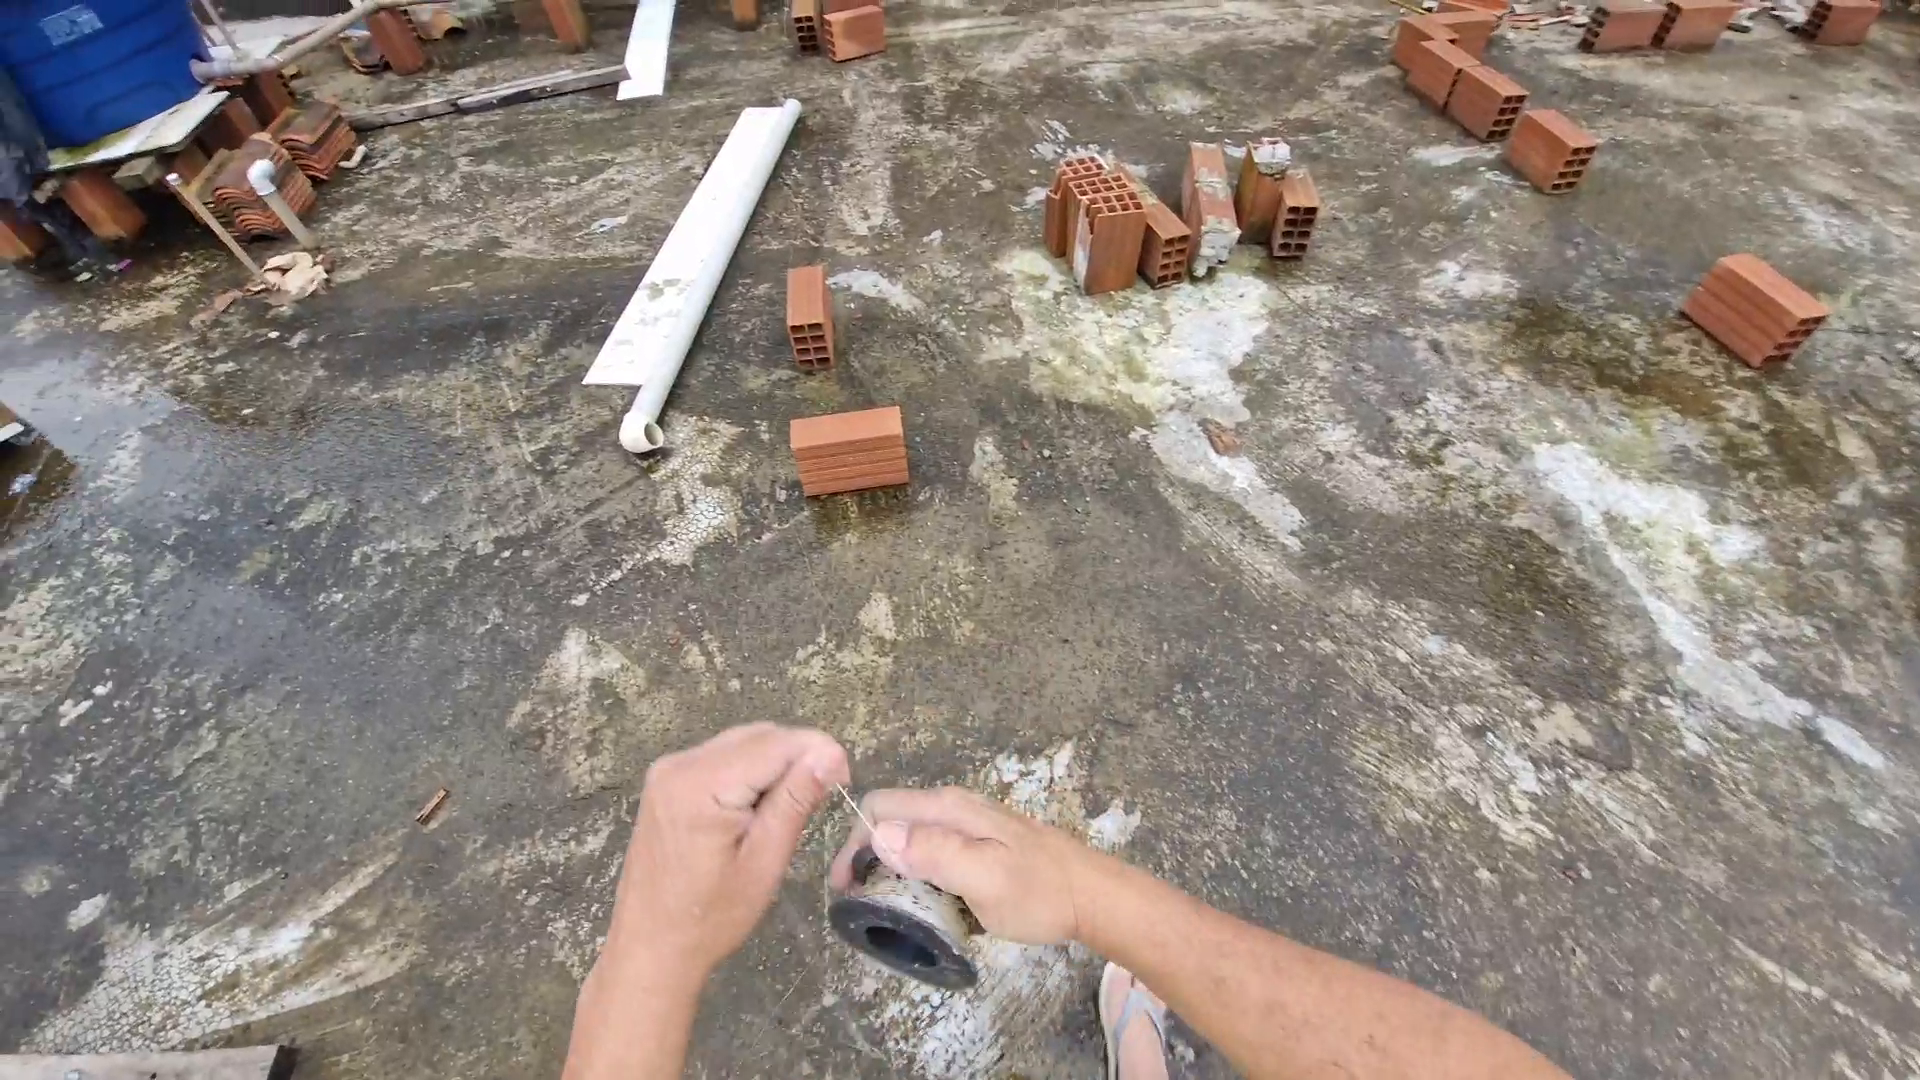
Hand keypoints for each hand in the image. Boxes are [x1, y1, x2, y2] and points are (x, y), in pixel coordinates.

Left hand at [603, 723, 850, 983]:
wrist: (649, 950)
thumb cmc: (711, 918)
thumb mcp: (764, 861)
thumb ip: (796, 799)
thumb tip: (832, 754)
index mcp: (700, 784)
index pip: (775, 743)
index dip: (817, 751)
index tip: (844, 779)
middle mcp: (680, 764)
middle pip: (759, 736)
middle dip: (798, 756)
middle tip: (823, 796)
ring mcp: (670, 769)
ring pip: (744, 742)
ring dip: (777, 763)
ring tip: (793, 805)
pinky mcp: (668, 779)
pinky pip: (725, 756)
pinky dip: (752, 770)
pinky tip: (761, 805)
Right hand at [827, 787, 1103, 945]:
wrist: (1089, 895)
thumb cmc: (1037, 890)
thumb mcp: (984, 876)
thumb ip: (934, 853)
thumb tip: (880, 836)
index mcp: (948, 809)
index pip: (880, 807)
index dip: (854, 843)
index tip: (846, 888)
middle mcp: (952, 807)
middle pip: (890, 818)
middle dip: (866, 855)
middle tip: (859, 902)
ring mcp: (966, 823)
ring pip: (909, 835)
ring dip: (889, 866)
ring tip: (884, 905)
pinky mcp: (977, 842)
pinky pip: (930, 849)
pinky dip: (914, 871)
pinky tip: (920, 899)